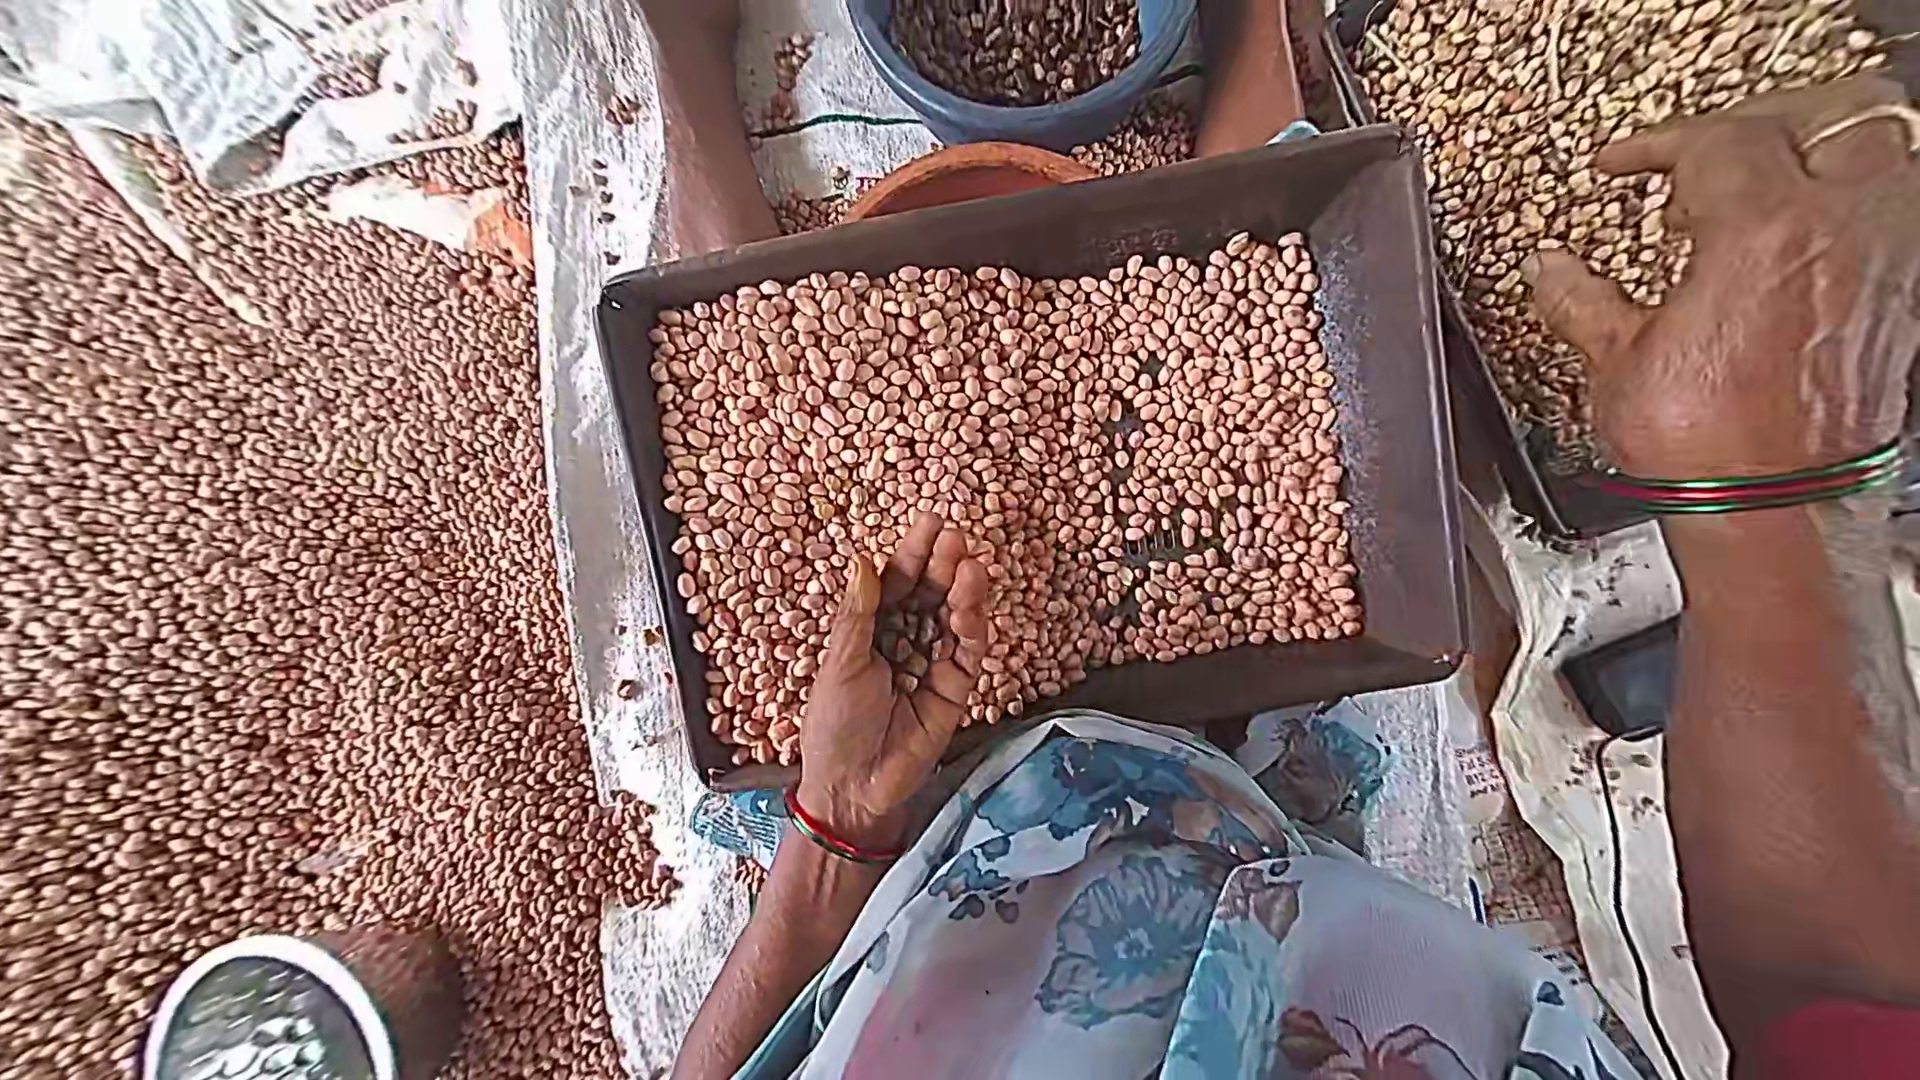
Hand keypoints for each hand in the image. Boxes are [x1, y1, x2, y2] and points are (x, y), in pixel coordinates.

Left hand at [796, 513, 990, 850]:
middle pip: (931, 592)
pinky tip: (968, 604)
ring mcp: (934, 659)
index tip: (932, 521)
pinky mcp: (955, 686)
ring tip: (967, 564)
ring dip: (962, 589)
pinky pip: (967, 650)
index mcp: (875, 626)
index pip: (899, 581)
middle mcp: (908, 636)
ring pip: (953, 615)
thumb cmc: (835, 721)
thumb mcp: (840, 662)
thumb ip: (858, 613)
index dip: (914, 552)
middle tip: (954, 537)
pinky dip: (971, 626)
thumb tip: (864, 560)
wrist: (852, 786)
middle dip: (943, 564)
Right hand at [1525, 77, 1919, 478]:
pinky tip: (1770, 233)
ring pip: (1878, 141)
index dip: (1657, 143)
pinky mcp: (1905, 279)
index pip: (1721, 143)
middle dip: (1751, 118)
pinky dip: (1829, 189)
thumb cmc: (1697, 431)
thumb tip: (1545, 266)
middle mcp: (1851, 222)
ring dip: (1798, 148)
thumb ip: (1579, 297)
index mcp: (1765, 235)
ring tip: (1726, 191)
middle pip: (1832, 109)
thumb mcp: (1614, 356)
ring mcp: (1893, 246)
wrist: (1769, 489)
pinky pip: (1886, 194)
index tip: (1617, 160)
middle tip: (1688, 149)